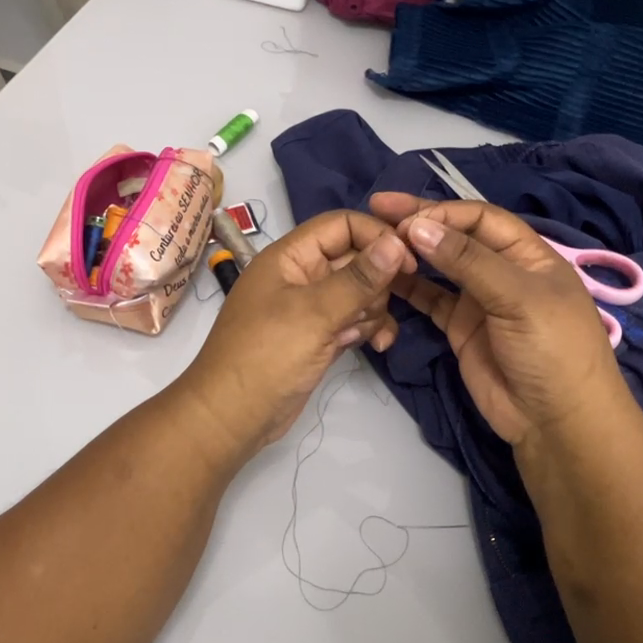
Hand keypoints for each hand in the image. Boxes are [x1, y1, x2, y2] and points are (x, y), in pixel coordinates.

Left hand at [178, 210, 414, 456]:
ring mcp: (310, 308)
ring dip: (374, 310)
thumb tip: (397, 242)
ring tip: (365, 333)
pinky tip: (375, 346)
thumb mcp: (315, 313)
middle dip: (376, 281)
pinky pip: (354, 319)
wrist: (232, 417)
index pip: (341, 225)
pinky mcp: (319, 337)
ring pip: (360, 292)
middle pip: (355, 258)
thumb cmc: (267, 355)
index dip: (377, 236)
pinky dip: (368, 329)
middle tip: (378, 307)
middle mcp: (301, 275)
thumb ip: (359, 278)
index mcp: (290, 256)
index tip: (409, 261)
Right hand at [369, 193, 630, 447]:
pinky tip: (382, 276)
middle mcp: (503, 270)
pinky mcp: (461, 327)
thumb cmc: (552, 350)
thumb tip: (417, 226)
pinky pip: (429, 299)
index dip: (444, 212)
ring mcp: (480, 300)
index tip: (406, 217)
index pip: (481, 219)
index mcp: (528, 254)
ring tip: (373, 239)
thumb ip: (468, 261)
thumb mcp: (518, 298)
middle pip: (456, 236)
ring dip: (410, 251)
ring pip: (439, 266)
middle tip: (376, 206)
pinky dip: (407, 287)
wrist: (557, 423)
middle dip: (420, 221)